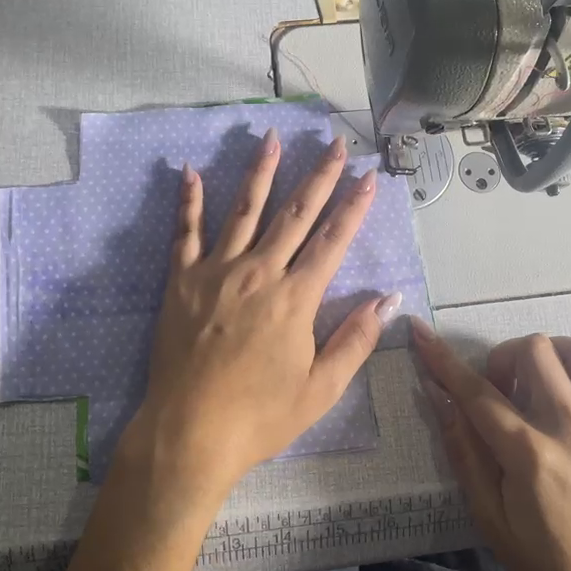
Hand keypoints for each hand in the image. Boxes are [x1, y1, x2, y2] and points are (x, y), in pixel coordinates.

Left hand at [57, 129, 400, 570]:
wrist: (189, 432)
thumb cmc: (260, 416)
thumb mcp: (321, 390)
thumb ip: (355, 340)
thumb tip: (389, 299)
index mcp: (296, 297)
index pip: (332, 240)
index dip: (353, 206)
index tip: (368, 176)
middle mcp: (259, 271)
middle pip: (295, 213)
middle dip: (319, 175)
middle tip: (335, 143)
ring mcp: (217, 271)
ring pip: (243, 210)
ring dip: (261, 172)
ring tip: (272, 138)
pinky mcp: (182, 279)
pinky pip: (185, 232)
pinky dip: (187, 201)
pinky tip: (189, 172)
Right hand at [413, 324, 570, 570]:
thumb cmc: (546, 563)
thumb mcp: (490, 518)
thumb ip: (464, 451)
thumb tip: (437, 396)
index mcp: (531, 455)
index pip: (477, 392)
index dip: (443, 359)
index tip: (421, 332)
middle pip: (536, 351)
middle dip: (504, 357)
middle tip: (498, 391)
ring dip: (555, 353)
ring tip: (539, 381)